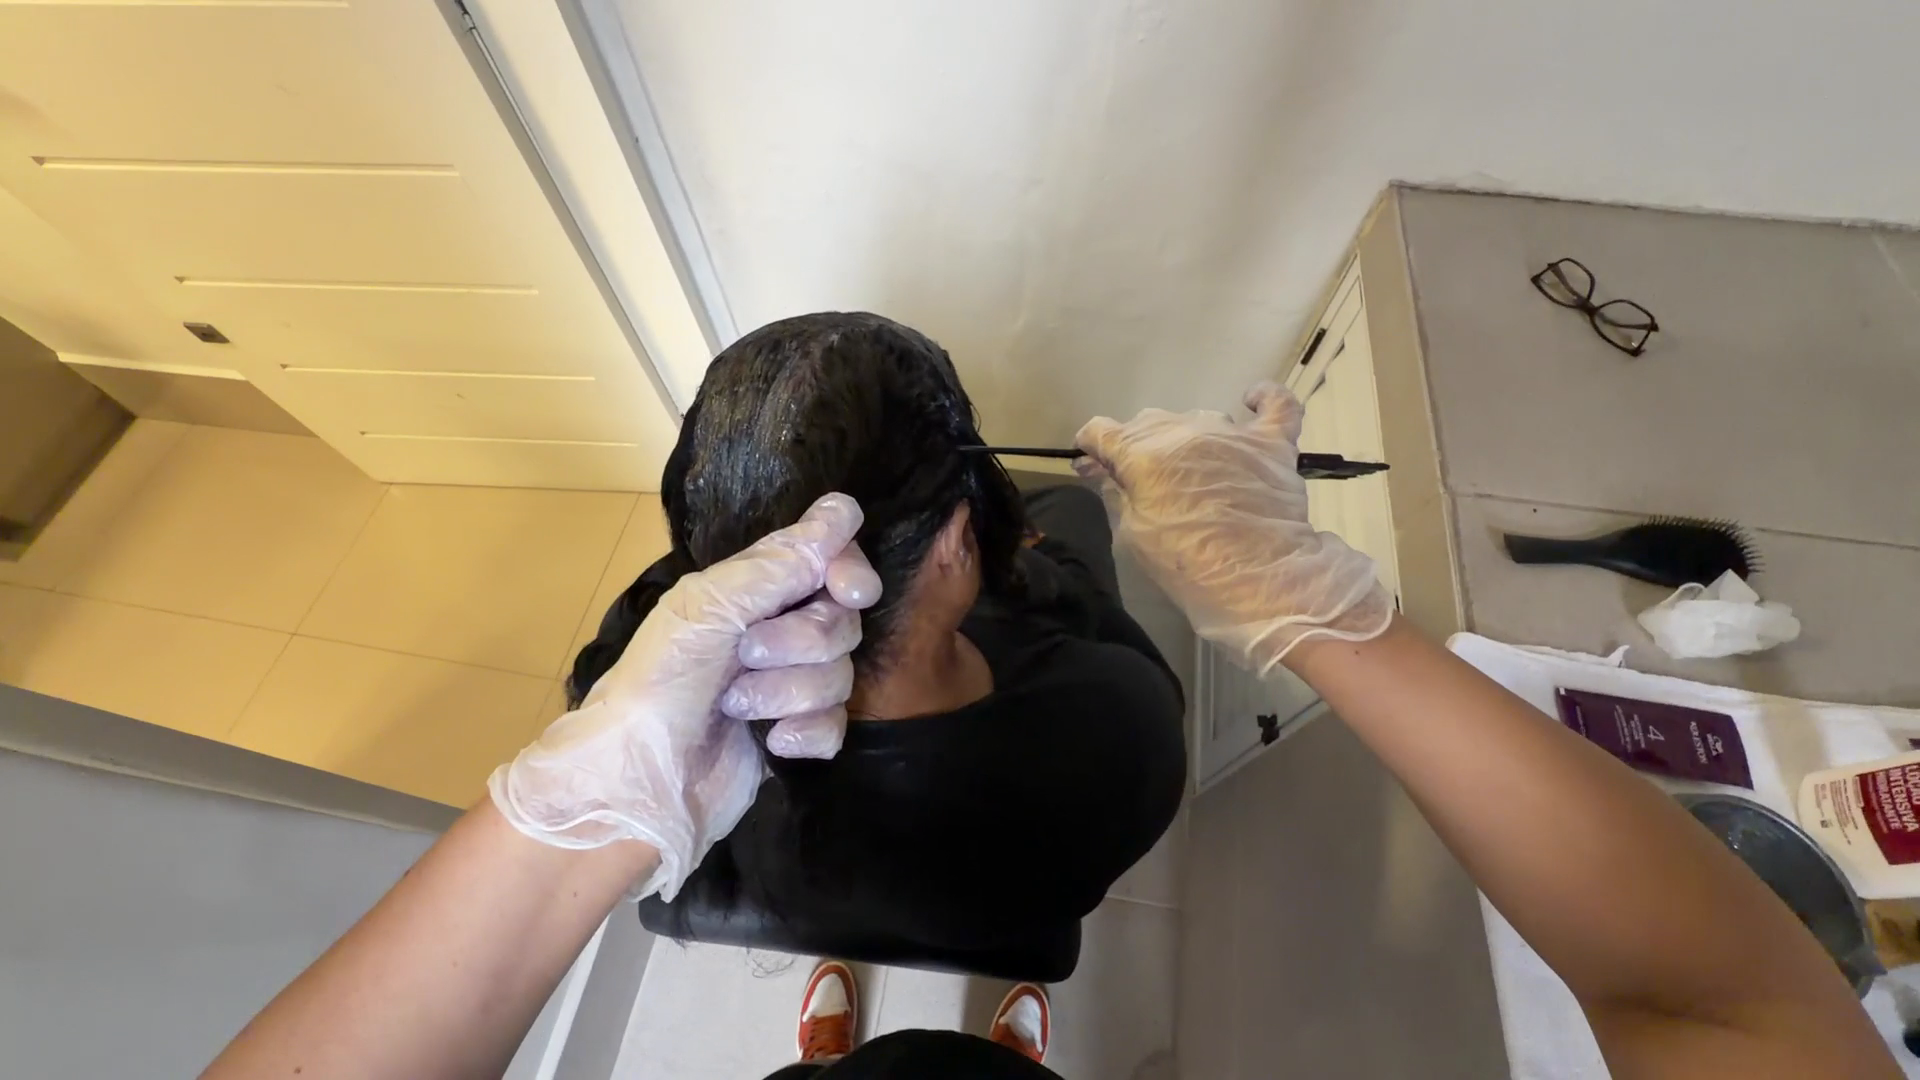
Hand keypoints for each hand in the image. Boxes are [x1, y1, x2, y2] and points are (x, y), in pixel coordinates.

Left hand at [488, 493, 879, 899]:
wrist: (639, 781)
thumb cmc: (658, 680)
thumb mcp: (707, 609)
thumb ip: (778, 564)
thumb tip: (844, 510)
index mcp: (757, 588)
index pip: (831, 558)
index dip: (848, 570)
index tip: (846, 591)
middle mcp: (782, 629)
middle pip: (842, 621)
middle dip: (798, 643)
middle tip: (745, 657)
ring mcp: (792, 684)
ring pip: (841, 675)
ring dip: (786, 693)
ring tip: (736, 707)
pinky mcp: (799, 734)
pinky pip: (836, 726)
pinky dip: (804, 735)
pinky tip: (768, 744)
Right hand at [1074, 382, 1390, 673]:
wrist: (1257, 577)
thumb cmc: (1184, 562)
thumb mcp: (1134, 531)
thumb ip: (1117, 491)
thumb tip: (1097, 468)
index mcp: (1142, 454)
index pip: (1101, 431)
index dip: (1090, 446)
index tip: (1090, 464)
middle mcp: (1183, 431)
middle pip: (1146, 422)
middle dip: (1133, 445)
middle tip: (1136, 479)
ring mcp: (1230, 433)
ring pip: (1196, 418)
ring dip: (1182, 438)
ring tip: (1185, 468)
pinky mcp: (1272, 443)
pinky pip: (1275, 407)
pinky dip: (1263, 400)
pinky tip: (1251, 401)